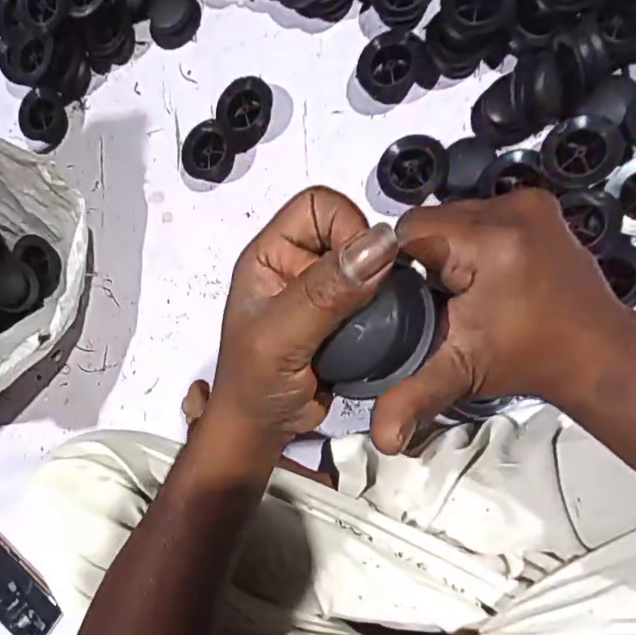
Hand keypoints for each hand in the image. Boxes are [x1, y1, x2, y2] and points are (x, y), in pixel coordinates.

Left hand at [206, 187, 398, 450]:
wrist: (264, 429)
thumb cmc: (251, 387)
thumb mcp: (280, 337)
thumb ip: (323, 293)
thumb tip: (374, 247)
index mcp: (270, 257)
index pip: (318, 206)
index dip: (347, 226)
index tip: (362, 265)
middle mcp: (297, 267)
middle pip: (350, 232)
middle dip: (369, 261)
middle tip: (368, 299)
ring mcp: (322, 294)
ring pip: (369, 266)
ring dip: (379, 290)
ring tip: (370, 321)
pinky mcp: (344, 320)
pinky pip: (377, 300)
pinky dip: (384, 313)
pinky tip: (375, 334)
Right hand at [373, 190, 633, 453]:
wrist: (593, 352)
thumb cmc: (536, 357)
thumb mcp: (460, 375)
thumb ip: (412, 399)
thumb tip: (382, 436)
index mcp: (488, 243)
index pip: (407, 232)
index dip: (393, 265)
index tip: (402, 298)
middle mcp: (511, 211)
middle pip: (430, 220)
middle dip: (421, 260)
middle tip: (432, 302)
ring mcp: (528, 205)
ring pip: (453, 215)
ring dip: (444, 250)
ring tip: (454, 290)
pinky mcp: (537, 208)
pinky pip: (480, 215)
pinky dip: (470, 243)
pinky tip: (476, 276)